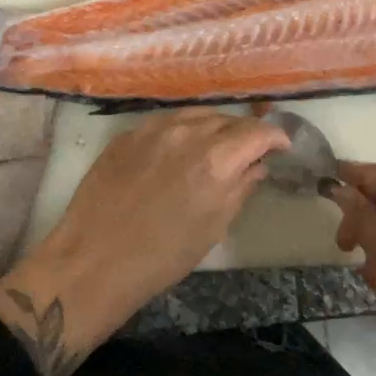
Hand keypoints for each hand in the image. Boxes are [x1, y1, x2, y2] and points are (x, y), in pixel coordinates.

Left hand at [0, 109, 287, 375]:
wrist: (94, 261)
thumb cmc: (162, 256)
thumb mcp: (213, 227)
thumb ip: (240, 188)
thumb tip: (257, 166)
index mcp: (215, 159)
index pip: (257, 131)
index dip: (275, 136)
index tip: (281, 146)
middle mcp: (187, 132)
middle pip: (228, 119)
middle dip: (244, 133)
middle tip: (249, 152)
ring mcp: (154, 128)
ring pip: (197, 114)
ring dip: (213, 128)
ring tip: (215, 148)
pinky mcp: (129, 132)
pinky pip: (167, 121)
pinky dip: (183, 130)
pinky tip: (180, 150)